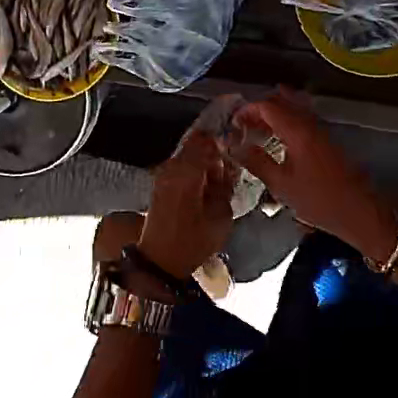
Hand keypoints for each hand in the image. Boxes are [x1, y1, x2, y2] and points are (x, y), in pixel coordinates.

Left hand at [135, 129, 234, 279]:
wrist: (160, 259)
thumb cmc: (193, 241)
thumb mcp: (220, 214)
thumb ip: (224, 184)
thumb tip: (226, 164)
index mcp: (186, 172)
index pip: (205, 140)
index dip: (222, 138)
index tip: (237, 141)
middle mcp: (171, 167)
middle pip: (194, 144)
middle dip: (213, 148)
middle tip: (231, 161)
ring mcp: (162, 174)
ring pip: (187, 154)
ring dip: (204, 160)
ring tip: (220, 177)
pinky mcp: (160, 184)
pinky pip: (180, 167)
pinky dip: (194, 170)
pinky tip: (207, 185)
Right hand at [224, 90, 397, 261]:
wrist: (362, 213)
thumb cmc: (319, 200)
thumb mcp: (281, 184)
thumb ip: (256, 161)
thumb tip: (234, 146)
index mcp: (298, 131)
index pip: (267, 106)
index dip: (247, 111)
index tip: (233, 125)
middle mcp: (311, 124)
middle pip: (282, 101)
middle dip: (259, 109)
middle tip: (243, 126)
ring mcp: (322, 131)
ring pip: (294, 108)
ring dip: (274, 113)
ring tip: (258, 129)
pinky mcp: (328, 140)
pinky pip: (303, 118)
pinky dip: (287, 121)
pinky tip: (278, 138)